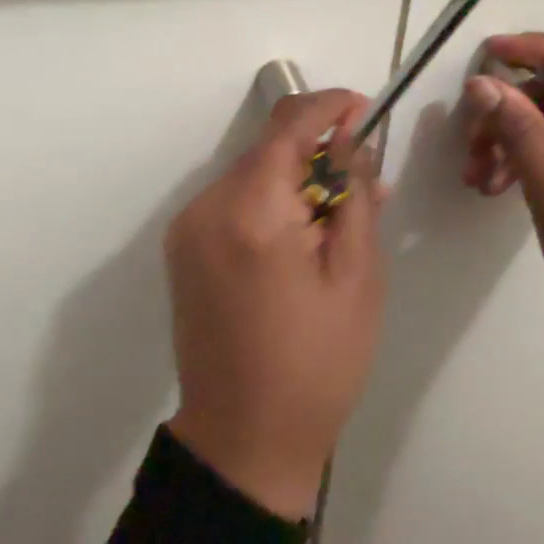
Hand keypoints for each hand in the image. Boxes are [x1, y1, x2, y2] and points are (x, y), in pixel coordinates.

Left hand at [164, 90, 385, 518]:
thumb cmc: (315, 364)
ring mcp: (186, 227)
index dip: (328, 107)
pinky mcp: (180, 249)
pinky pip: (229, 203)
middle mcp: (207, 206)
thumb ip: (354, 198)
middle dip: (314, 152)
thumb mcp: (356, 279)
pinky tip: (293, 242)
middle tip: (361, 182)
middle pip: (266, 149)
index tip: (362, 111)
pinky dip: (264, 204)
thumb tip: (354, 144)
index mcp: (251, 211)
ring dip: (290, 181)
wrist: (243, 436)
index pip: (287, 126)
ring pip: (248, 175)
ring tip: (332, 222)